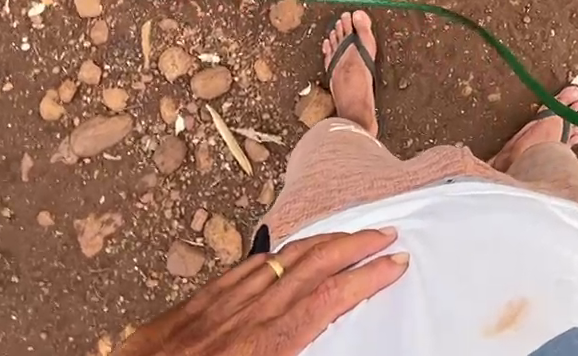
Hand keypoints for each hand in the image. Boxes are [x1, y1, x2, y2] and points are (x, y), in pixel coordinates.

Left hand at [119, 229, 408, 355]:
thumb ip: (283, 350)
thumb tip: (318, 323)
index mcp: (258, 351)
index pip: (326, 301)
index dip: (366, 278)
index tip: (396, 262)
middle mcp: (237, 322)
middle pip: (308, 267)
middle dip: (352, 245)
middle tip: (386, 234)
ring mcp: (208, 312)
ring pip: (276, 261)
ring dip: (319, 244)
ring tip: (348, 235)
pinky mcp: (180, 313)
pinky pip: (236, 273)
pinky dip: (270, 257)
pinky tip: (281, 253)